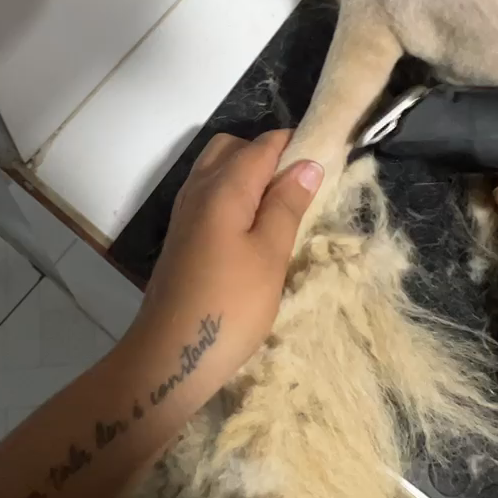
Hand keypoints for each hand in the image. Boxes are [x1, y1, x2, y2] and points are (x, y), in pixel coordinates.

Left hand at [129, 130, 322, 380]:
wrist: (169, 353)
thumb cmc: (229, 306)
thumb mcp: (270, 255)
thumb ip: (287, 205)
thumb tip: (307, 163)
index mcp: (223, 187)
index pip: (263, 145)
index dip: (295, 144)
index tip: (328, 157)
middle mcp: (198, 189)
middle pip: (233, 148)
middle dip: (268, 155)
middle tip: (302, 186)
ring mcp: (185, 212)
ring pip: (217, 170)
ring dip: (248, 175)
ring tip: (282, 207)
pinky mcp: (182, 235)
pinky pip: (208, 194)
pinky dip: (233, 194)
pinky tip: (252, 225)